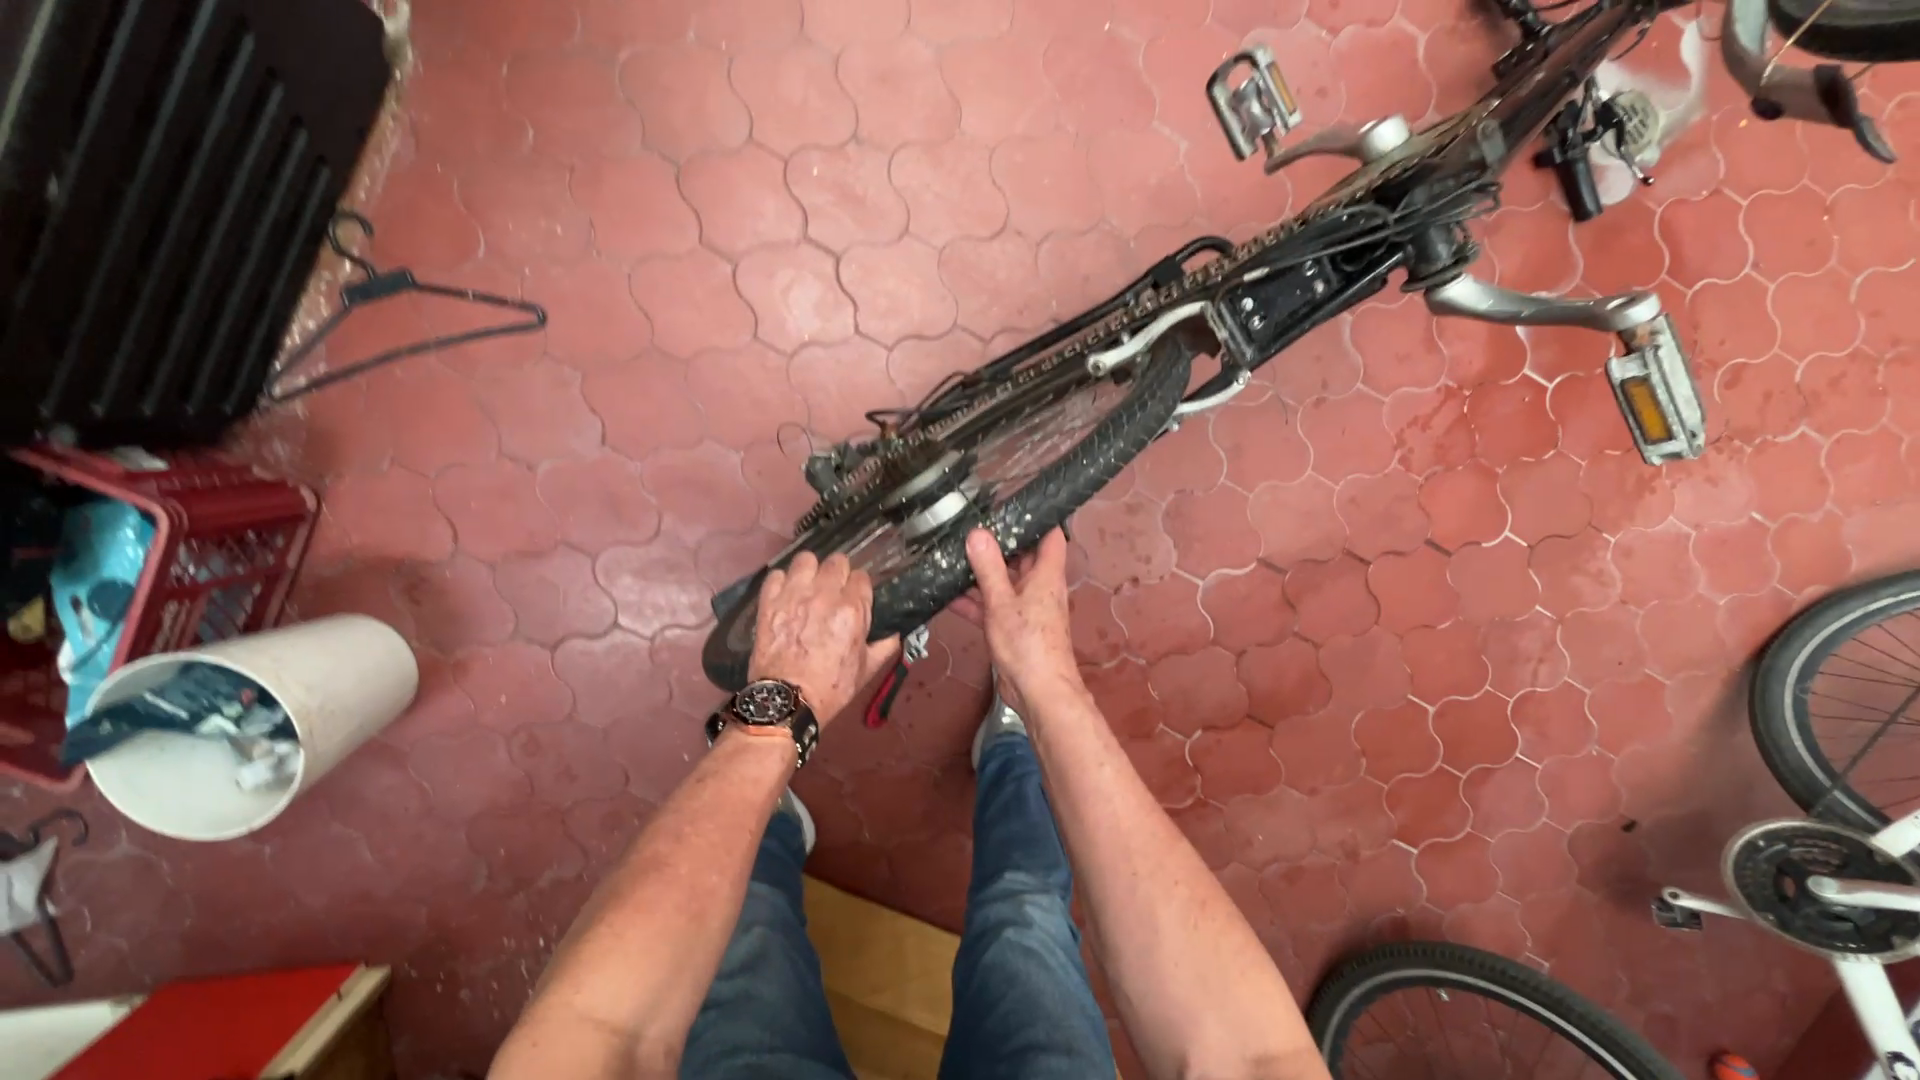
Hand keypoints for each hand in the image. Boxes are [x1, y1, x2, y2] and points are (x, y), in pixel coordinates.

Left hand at [749, 552, 899, 724]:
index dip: (859, 587)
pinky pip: (775, 575)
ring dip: (810, 570)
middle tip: (834, 590)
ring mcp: (794, 595)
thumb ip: (884, 646)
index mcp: (852, 609)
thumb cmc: (831, 688)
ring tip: (809, 585)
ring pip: (805, 560)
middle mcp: (825, 594)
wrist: (787, 701)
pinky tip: (785, 594)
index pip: (861, 577)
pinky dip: (782, 582)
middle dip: (838, 574)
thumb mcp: (867, 670)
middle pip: (836, 561)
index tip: (855, 597)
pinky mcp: (769, 602)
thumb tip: (895, 633)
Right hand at [960, 528, 1081, 705]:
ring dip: (981, 574)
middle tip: (968, 530)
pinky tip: (947, 595)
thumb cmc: (1028, 643)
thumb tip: (978, 533)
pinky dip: (974, 601)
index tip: (1009, 506)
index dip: (1035, 519)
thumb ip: (988, 567)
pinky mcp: (1012, 627)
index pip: (1049, 536)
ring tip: (952, 557)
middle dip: (997, 546)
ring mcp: (1025, 608)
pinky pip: (992, 606)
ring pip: (1002, 583)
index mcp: (1046, 575)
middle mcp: (1039, 588)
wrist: (1038, 691)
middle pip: (1020, 557)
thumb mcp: (1002, 601)